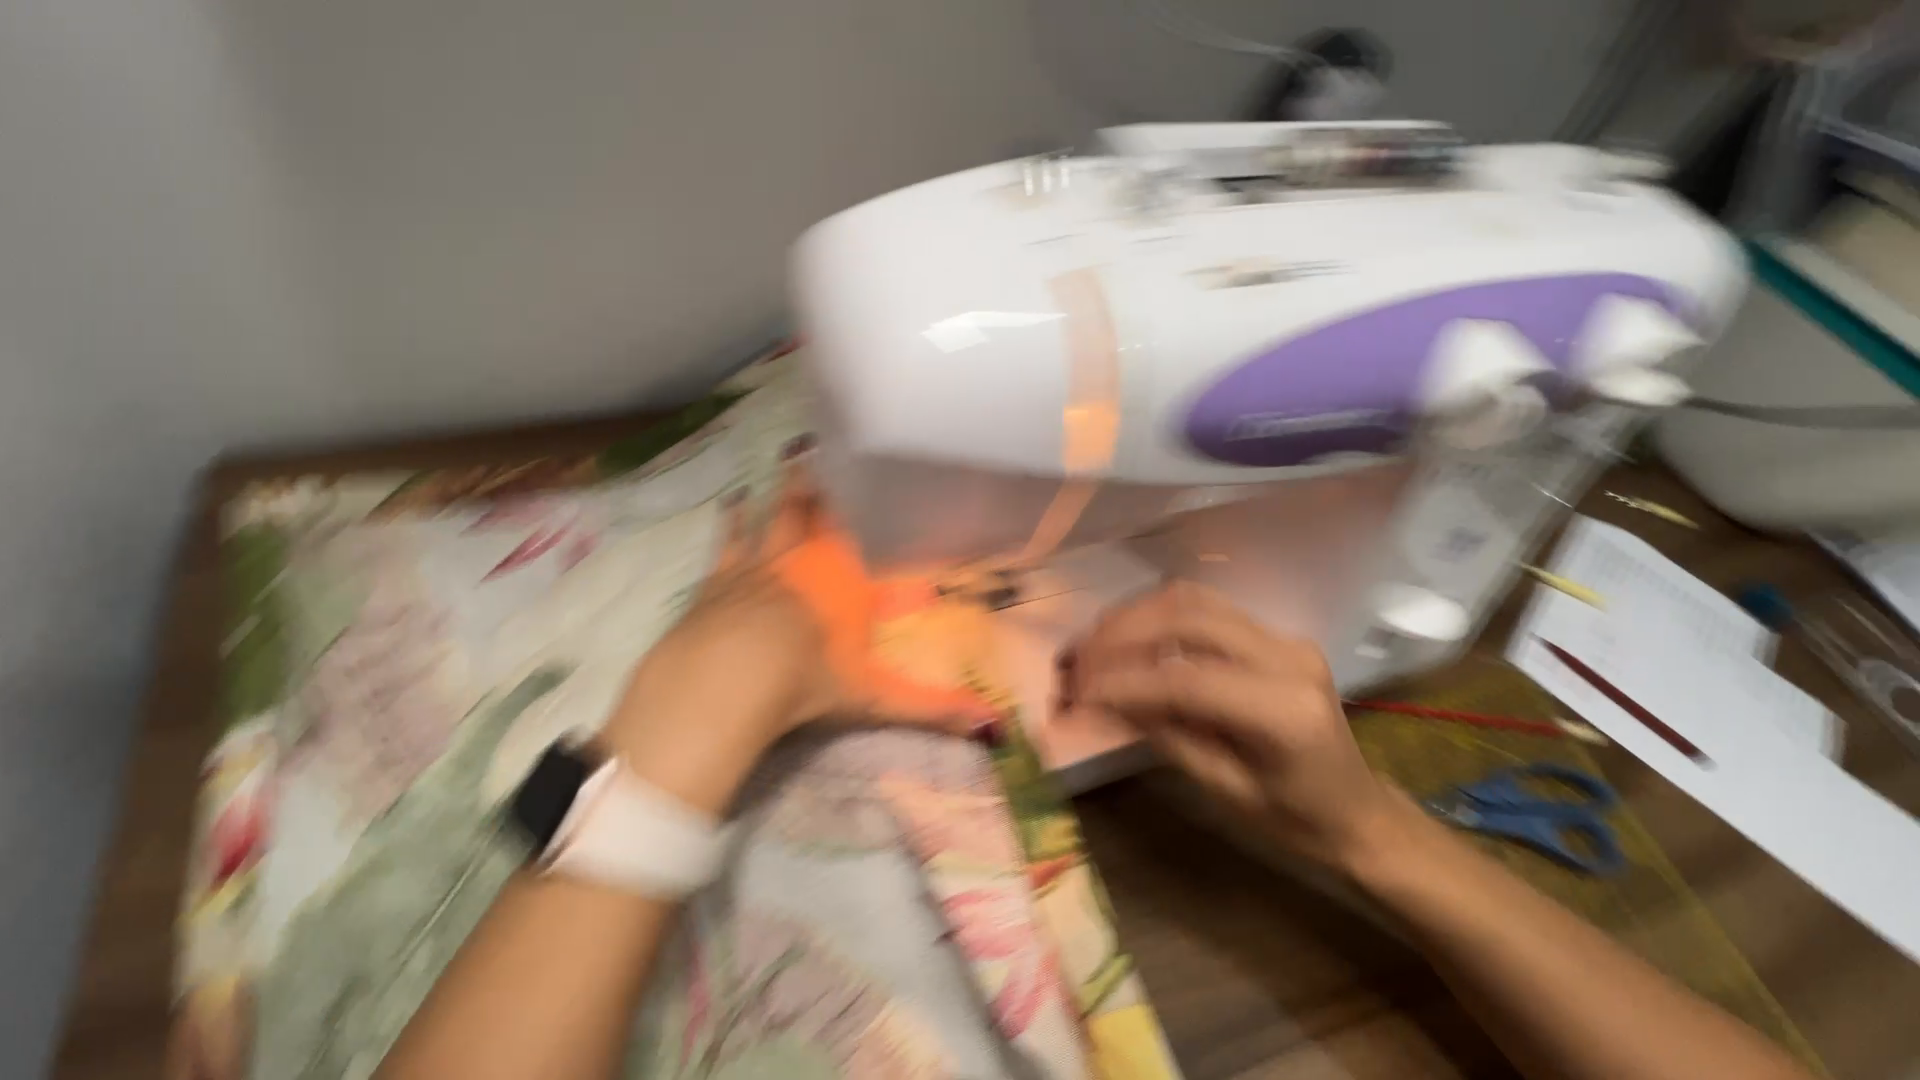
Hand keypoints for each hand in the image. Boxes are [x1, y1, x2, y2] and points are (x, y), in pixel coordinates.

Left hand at [600, 457, 999, 781]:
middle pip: (821, 514)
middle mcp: (806, 562)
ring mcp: (760, 564)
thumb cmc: (806, 682)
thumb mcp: (874, 698)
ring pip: (777, 512)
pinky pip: (730, 537)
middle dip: (830, 484)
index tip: (894, 487)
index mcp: (845, 585)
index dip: (880, 517)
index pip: (868, 542)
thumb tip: (995, 728)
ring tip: (793, 450)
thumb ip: (932, 709)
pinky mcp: (719, 576)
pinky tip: (731, 498)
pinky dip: (732, 518)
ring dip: (786, 485)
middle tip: (835, 448)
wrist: (727, 677)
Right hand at [1059, 582, 1406, 868]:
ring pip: (1193, 600)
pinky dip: (1156, 615)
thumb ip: (1165, 734)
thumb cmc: (1292, 818)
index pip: (1187, 679)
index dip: (1124, 681)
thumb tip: (1102, 698)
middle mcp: (1288, 657)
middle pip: (1188, 619)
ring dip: (1134, 615)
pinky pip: (1205, 607)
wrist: (1355, 810)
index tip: (1077, 693)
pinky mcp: (1273, 633)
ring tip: (1094, 643)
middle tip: (1077, 661)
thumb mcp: (1223, 789)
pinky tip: (1128, 636)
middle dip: (1121, 634)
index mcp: (1284, 710)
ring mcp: (1284, 637)